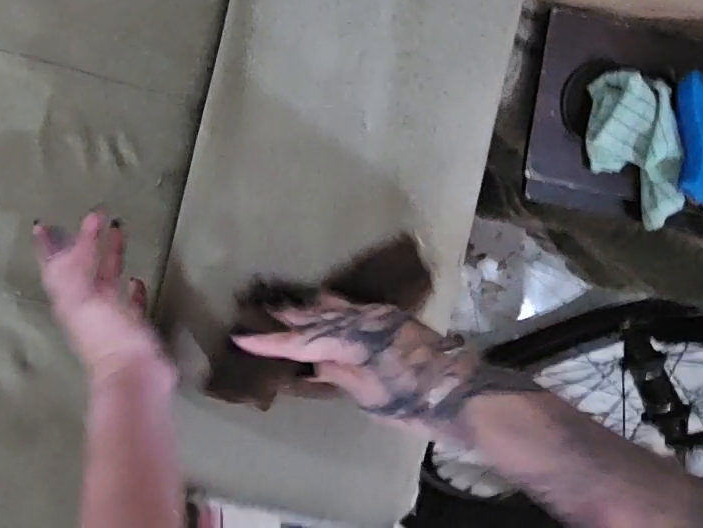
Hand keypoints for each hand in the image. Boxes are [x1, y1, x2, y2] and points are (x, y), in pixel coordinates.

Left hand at [34, 212, 173, 389]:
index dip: (47, 247)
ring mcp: (112, 318)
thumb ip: (72, 273)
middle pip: (83, 269)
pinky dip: (133, 290)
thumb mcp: (81, 301)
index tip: (41, 224)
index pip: (56, 267)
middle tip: (95, 215)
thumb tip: (66, 244)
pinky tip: (138, 279)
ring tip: (119, 232)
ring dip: (111, 256)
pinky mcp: (134, 328)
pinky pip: (131, 303)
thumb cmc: (106, 336)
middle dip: (86, 242)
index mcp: (71, 301)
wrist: (134, 377)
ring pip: (108, 280)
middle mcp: (88, 307)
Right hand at [232, 294, 535, 437]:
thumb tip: (313, 361)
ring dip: (310, 308)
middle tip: (261, 309)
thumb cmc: (414, 400)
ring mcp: (377, 315)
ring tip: (287, 304)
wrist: (460, 391)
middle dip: (289, 316)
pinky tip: (326, 302)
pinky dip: (332, 306)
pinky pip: (351, 307)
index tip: (242, 338)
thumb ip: (340, 373)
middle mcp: (362, 319)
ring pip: (334, 308)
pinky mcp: (389, 319)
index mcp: (352, 339)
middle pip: (317, 316)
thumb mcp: (370, 394)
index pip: (303, 340)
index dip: (271, 342)